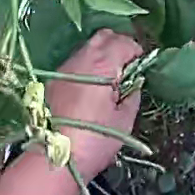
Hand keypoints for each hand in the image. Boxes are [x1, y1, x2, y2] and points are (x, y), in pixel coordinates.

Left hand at [46, 30, 142, 176]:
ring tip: (111, 76)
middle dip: (118, 44)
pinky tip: (92, 85)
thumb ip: (132, 96)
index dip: (135, 49)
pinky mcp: (53, 79)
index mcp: (102, 65)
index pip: (122, 42)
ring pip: (86, 47)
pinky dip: (87, 65)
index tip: (141, 62)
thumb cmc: (95, 140)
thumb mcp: (123, 121)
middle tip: (128, 63)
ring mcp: (64, 67)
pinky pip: (75, 61)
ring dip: (101, 54)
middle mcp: (81, 59)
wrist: (54, 157)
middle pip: (102, 37)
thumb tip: (134, 84)